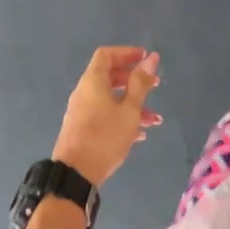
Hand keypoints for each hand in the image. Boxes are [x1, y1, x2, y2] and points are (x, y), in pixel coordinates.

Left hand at [52, 47, 162, 186]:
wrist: (75, 175)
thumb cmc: (104, 136)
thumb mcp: (129, 110)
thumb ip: (140, 83)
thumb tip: (152, 58)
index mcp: (93, 81)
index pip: (107, 55)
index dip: (126, 53)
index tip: (145, 58)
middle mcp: (84, 92)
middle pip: (109, 77)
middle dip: (134, 81)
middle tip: (155, 86)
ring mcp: (81, 112)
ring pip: (110, 100)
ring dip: (132, 105)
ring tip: (154, 120)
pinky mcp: (82, 130)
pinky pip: (104, 115)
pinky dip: (121, 118)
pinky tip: (139, 135)